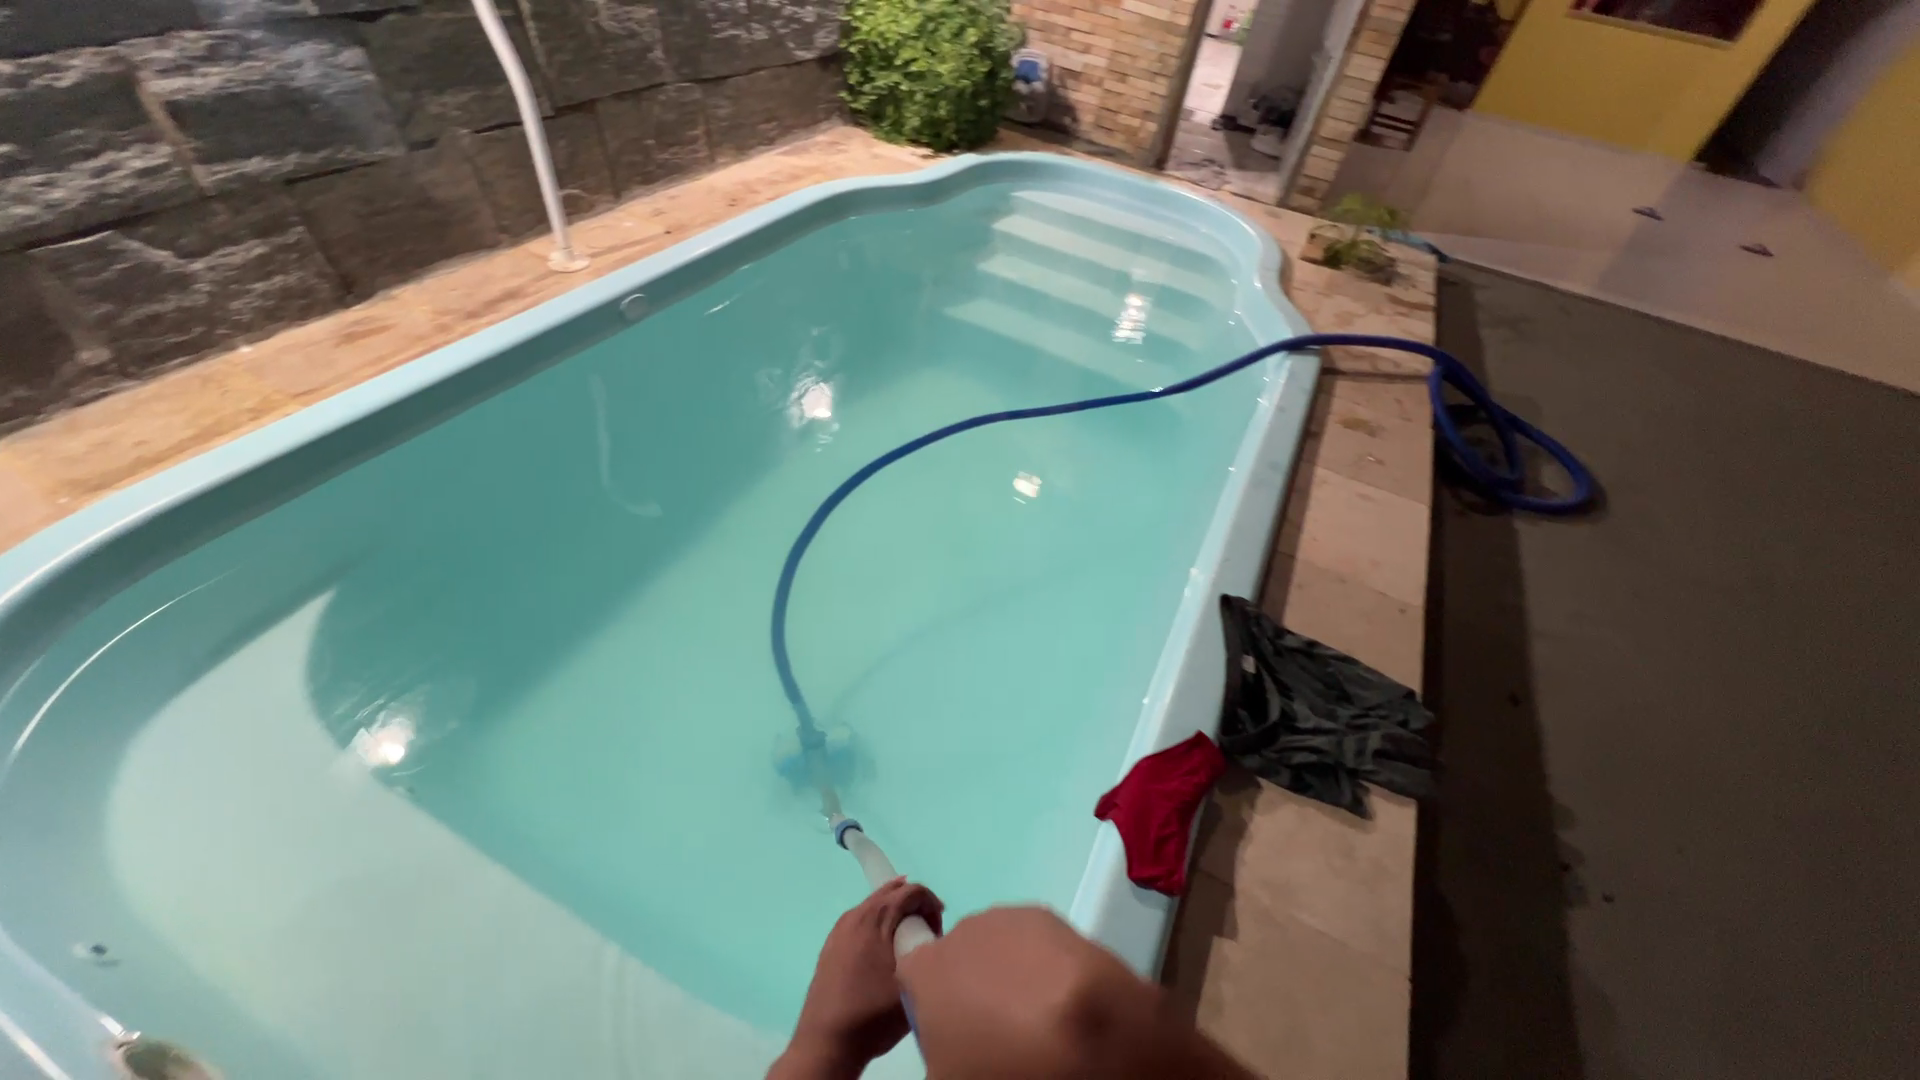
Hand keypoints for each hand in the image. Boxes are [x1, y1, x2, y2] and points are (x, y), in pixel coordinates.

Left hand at [771, 878, 943, 1079]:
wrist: (827, 1041)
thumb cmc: (873, 1012)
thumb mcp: (911, 981)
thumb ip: (925, 953)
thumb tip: (931, 941)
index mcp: (877, 916)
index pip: (912, 891)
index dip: (932, 903)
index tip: (939, 930)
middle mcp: (856, 914)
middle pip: (891, 892)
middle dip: (914, 905)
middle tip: (927, 931)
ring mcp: (840, 929)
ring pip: (874, 906)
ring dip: (895, 915)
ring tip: (908, 942)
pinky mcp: (831, 946)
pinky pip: (861, 922)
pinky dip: (878, 926)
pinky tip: (884, 951)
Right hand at [897, 906, 1256, 1079]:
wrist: (1086, 1032)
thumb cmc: (1005, 1063)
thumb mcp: (949, 1075)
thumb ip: (938, 1052)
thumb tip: (950, 1044)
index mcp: (923, 970)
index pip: (909, 965)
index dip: (928, 994)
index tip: (948, 1021)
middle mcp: (958, 933)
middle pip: (956, 959)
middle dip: (970, 986)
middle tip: (996, 1030)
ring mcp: (1003, 918)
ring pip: (995, 946)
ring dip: (1007, 972)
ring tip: (1036, 1016)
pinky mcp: (1045, 913)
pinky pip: (1031, 940)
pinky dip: (1041, 962)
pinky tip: (1061, 996)